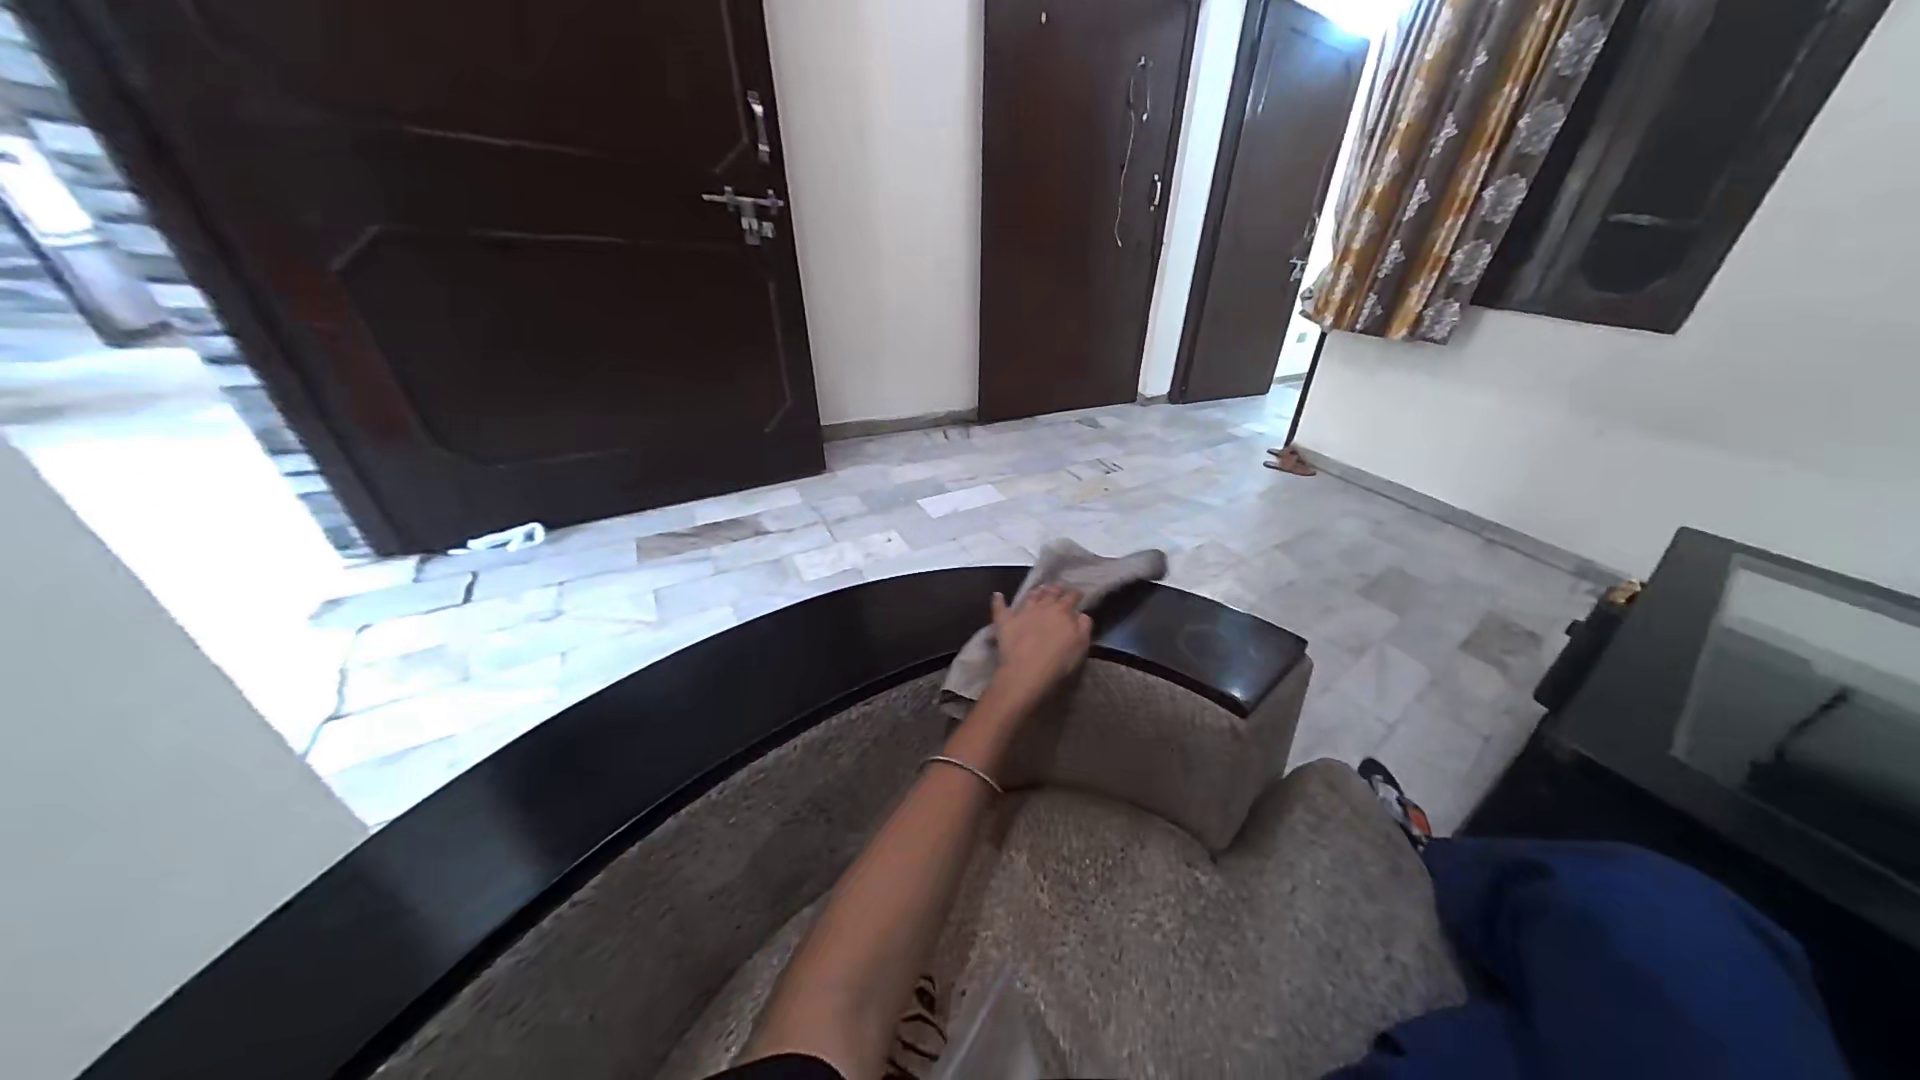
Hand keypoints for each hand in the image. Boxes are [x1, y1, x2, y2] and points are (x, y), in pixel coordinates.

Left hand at [990, 585, 1092, 705]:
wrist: (1028, 669)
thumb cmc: (1060, 660)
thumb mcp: (1082, 643)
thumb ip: (1084, 625)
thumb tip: (1081, 613)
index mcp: (1062, 611)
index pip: (1071, 598)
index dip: (1075, 594)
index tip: (1078, 593)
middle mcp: (1042, 607)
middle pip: (1050, 593)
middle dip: (1055, 589)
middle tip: (1058, 587)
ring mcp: (1022, 612)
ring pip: (1030, 597)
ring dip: (1035, 592)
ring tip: (1038, 589)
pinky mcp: (1005, 621)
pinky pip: (1000, 607)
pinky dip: (998, 600)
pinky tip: (997, 595)